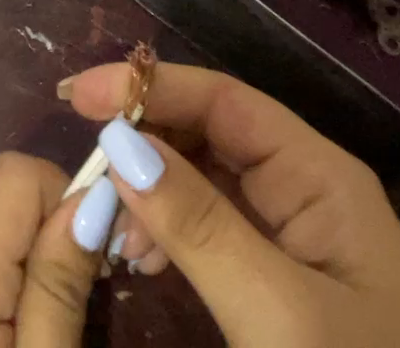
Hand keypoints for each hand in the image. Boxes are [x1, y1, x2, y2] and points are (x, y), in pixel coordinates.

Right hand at [62, 62, 399, 347]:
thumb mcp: (278, 313)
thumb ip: (201, 226)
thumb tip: (122, 144)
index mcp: (320, 176)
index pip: (226, 101)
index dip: (152, 87)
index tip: (80, 95)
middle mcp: (303, 189)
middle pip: (211, 132)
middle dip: (145, 137)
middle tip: (83, 159)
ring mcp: (289, 234)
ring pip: (203, 180)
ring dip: (149, 187)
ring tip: (106, 222)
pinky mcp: (274, 276)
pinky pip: (207, 227)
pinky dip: (165, 230)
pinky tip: (139, 255)